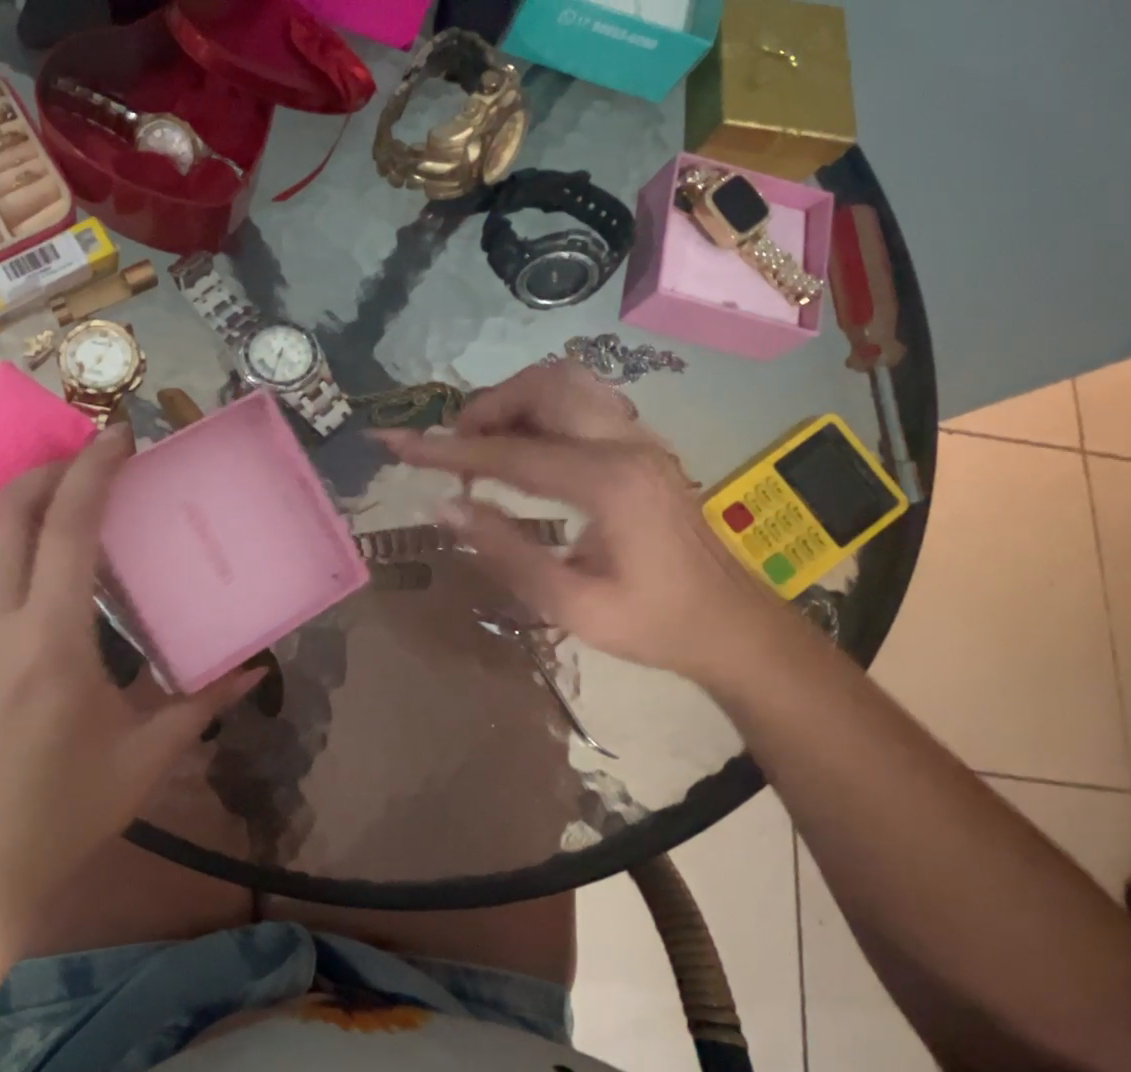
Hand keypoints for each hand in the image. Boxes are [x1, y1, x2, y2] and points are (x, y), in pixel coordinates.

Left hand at [0, 426, 258, 947]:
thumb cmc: (66, 814)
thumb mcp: (143, 758)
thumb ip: (200, 703)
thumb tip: (253, 668)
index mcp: (50, 642)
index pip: (67, 527)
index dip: (94, 470)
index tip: (119, 437)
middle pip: (7, 512)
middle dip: (50, 470)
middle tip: (94, 463)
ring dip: (30, 517)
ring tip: (78, 524)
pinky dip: (15, 564)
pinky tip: (48, 597)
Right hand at [376, 363, 796, 679]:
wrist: (733, 627)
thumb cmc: (652, 625)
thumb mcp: (569, 604)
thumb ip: (504, 550)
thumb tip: (442, 508)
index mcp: (608, 483)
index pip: (508, 453)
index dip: (445, 450)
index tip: (397, 445)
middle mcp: (626, 445)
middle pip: (544, 386)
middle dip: (485, 407)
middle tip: (452, 450)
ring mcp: (640, 440)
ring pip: (565, 384)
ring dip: (513, 402)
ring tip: (481, 448)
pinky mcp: (643, 448)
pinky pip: (582, 403)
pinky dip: (538, 412)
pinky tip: (520, 452)